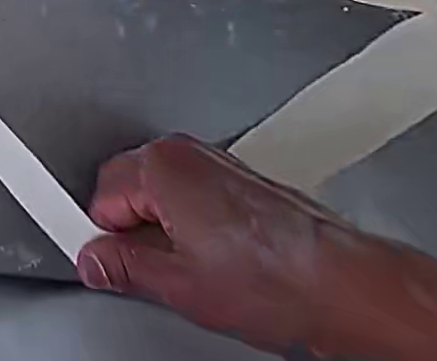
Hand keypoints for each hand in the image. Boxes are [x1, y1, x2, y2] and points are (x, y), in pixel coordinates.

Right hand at [76, 135, 436, 360]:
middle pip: (123, 182)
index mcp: (159, 166)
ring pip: (154, 184)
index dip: (100, 233)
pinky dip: (185, 213)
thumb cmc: (275, 278)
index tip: (99, 255)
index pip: (98, 194)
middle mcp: (180, 149)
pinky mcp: (228, 167)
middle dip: (129, 224)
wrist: (341, 280)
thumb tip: (95, 260)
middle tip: (156, 268)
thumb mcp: (180, 285)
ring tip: (194, 263)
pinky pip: (184, 183)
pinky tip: (214, 251)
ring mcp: (207, 155)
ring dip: (158, 219)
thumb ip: (123, 266)